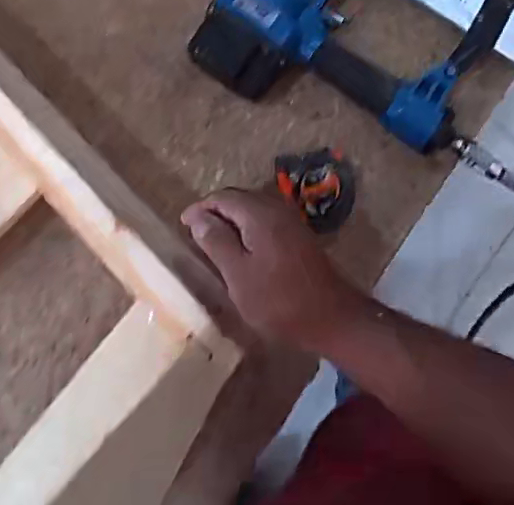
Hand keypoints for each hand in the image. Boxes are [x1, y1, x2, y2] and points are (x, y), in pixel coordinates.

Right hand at [181, 188, 371, 351]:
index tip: (183, 224)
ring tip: (213, 239)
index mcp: (259, 214)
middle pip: (239, 198)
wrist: (331, 316)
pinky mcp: (298, 233)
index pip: (223, 197)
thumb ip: (217, 242)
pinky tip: (241, 247)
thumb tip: (198, 217)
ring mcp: (290, 219)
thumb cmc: (279, 300)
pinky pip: (265, 219)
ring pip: (252, 208)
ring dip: (232, 218)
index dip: (201, 208)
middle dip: (215, 210)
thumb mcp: (239, 275)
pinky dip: (247, 226)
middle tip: (195, 231)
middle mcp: (276, 208)